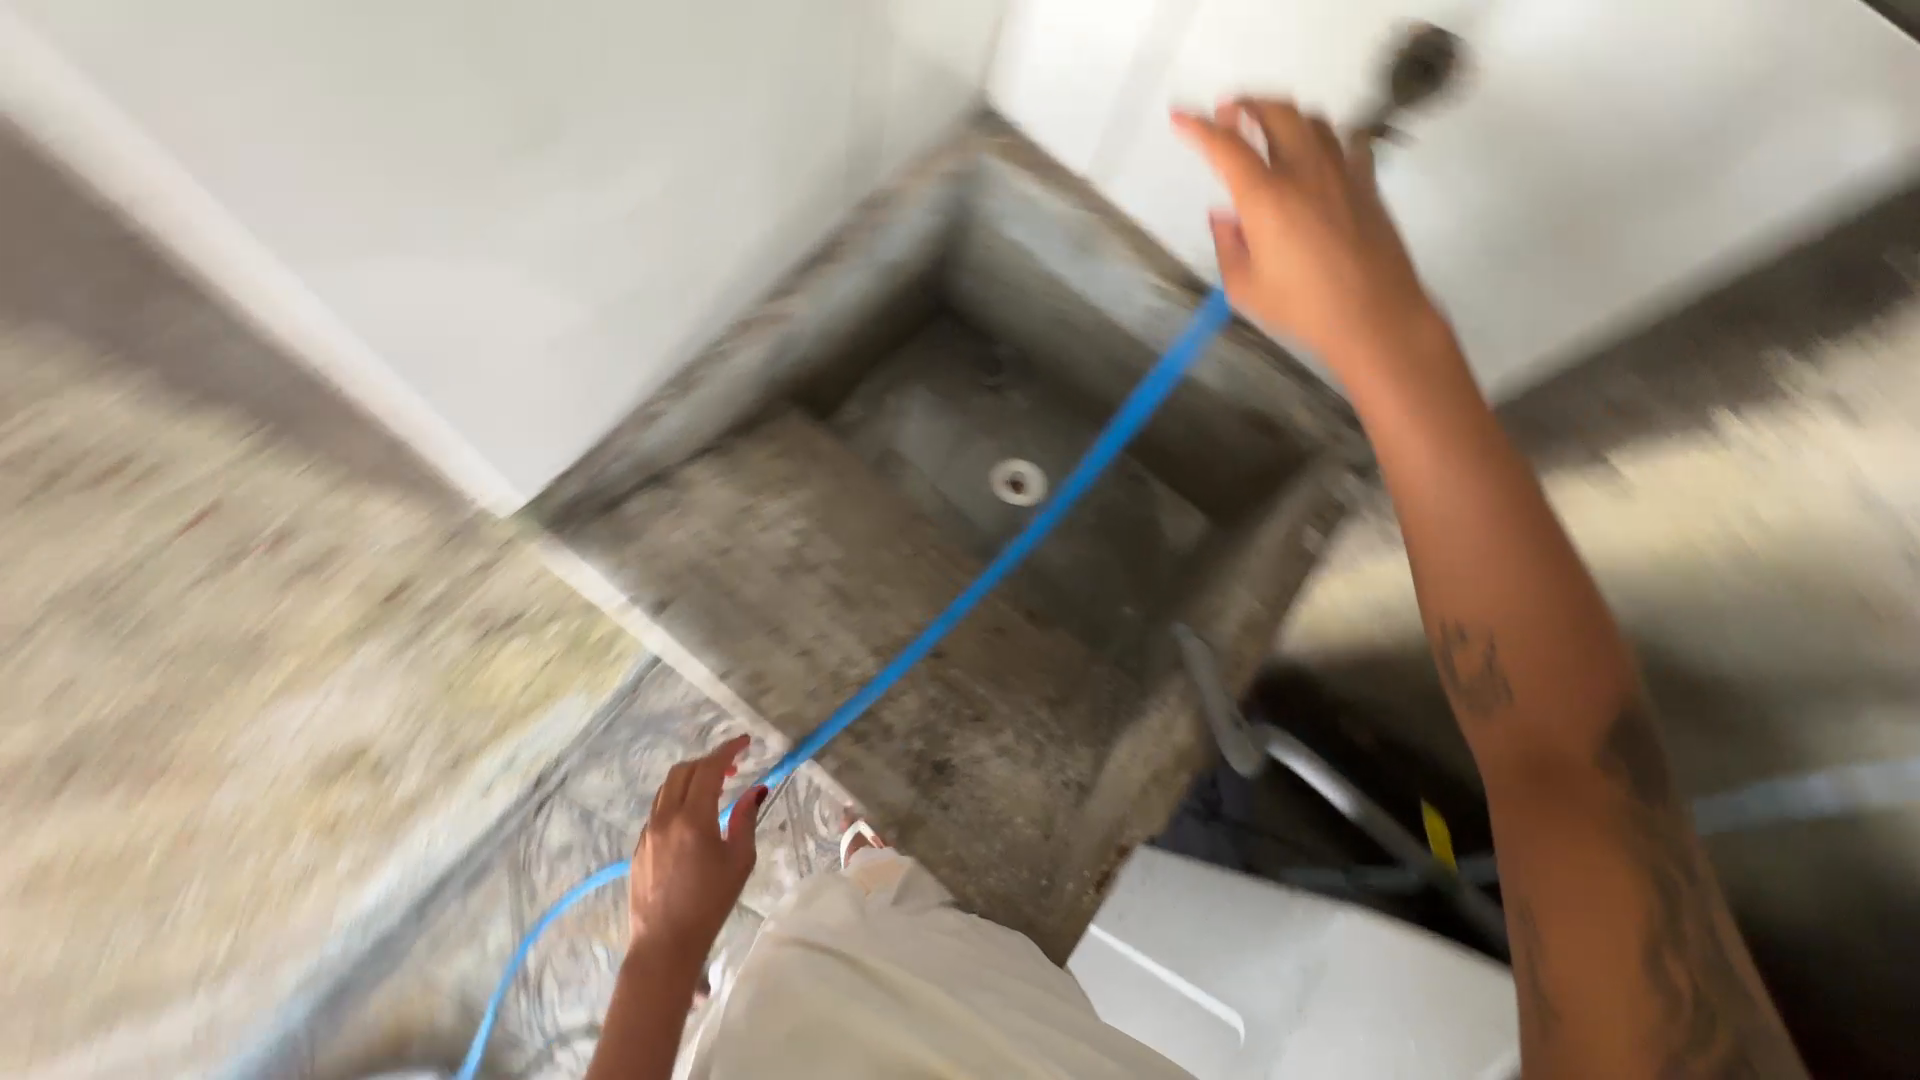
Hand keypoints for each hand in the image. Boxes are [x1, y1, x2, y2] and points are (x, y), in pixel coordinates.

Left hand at [628, 735, 765, 957]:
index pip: (709, 769)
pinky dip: (677, 799)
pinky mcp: (639, 848)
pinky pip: (658, 810)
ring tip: (713, 788)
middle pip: (683, 771)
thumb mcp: (740, 860)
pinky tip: (693, 819)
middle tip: (733, 767)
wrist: (665, 944)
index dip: (728, 750)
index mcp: (693, 819)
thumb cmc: (710, 903)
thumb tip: (755, 790)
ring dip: (690, 778)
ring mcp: (648, 833)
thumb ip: (746, 819)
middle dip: (708, 761)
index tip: (745, 742)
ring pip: (666, 789)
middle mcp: (665, 818)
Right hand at [1172, 99, 1444, 373]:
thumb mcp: (1245, 288)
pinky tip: (1318, 154)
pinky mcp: (1367, 182)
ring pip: (1312, 119)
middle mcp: (1304, 172)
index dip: (1198, 127)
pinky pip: (1345, 141)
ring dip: (1285, 116)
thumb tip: (1224, 216)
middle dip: (1248, 104)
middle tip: (1230, 110)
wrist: (1374, 316)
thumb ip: (1228, 245)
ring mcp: (1341, 172)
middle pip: (1276, 112)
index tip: (1181, 117)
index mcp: (1266, 198)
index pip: (1226, 148)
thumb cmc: (1303, 309)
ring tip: (1270, 128)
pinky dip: (1324, 138)